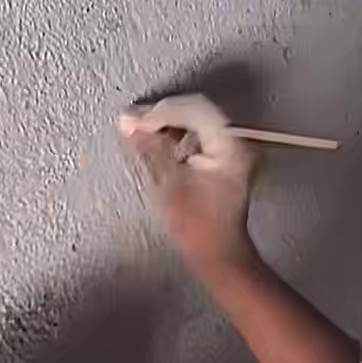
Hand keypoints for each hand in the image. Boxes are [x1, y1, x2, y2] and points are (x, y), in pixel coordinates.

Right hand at [119, 93, 257, 273]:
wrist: (217, 253)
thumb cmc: (198, 227)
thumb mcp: (170, 185)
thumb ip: (150, 149)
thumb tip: (128, 121)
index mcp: (228, 144)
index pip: (193, 109)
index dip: (160, 112)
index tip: (134, 120)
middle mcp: (233, 140)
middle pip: (194, 109)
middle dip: (160, 114)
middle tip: (131, 120)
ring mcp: (228, 147)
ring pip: (193, 118)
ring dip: (164, 121)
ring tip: (138, 128)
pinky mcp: (219, 155)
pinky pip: (194, 131)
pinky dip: (172, 132)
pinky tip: (153, 139)